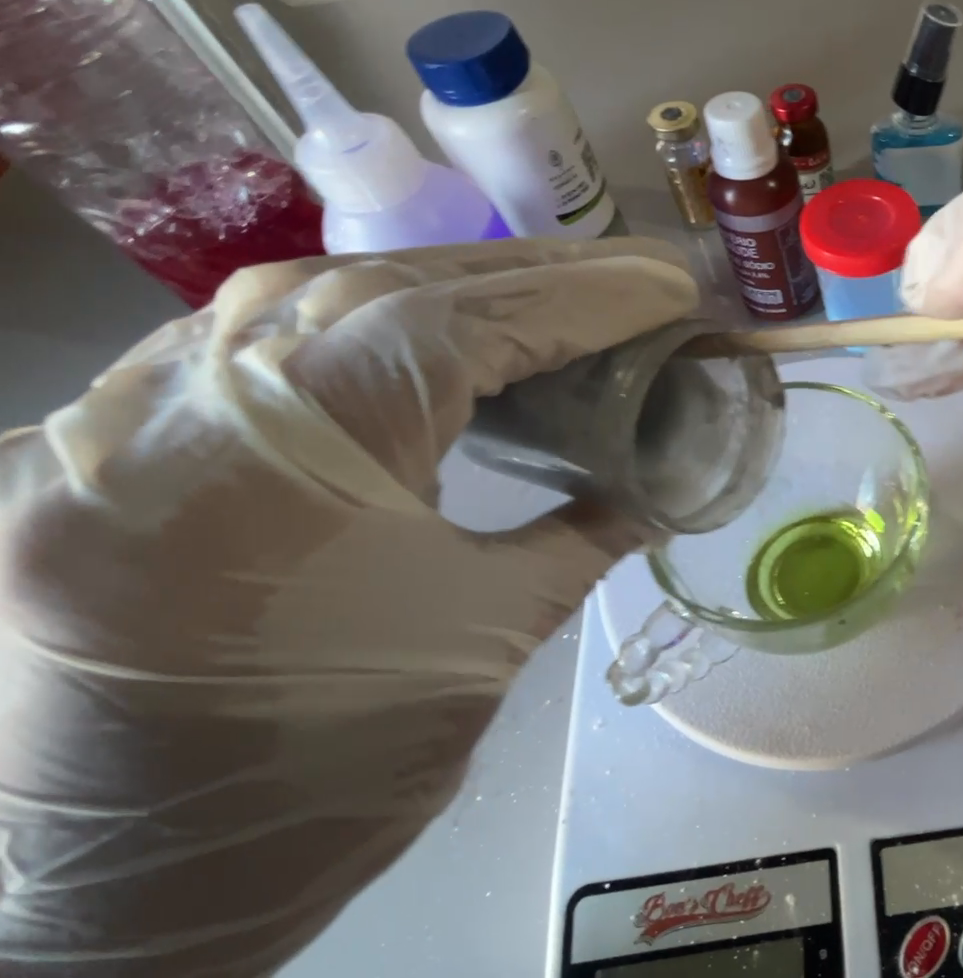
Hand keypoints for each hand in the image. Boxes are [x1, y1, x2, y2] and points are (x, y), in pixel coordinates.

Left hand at [0, 239, 697, 974]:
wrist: (135, 889)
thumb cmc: (332, 770)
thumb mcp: (488, 639)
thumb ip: (582, 537)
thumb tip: (655, 490)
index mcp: (279, 466)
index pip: (452, 325)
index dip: (579, 298)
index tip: (669, 289)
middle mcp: (172, 415)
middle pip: (373, 284)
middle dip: (522, 273)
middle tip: (627, 277)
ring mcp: (111, 427)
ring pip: (295, 296)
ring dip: (437, 284)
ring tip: (539, 293)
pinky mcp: (91, 455)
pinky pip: (236, 341)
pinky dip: (346, 319)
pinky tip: (409, 333)